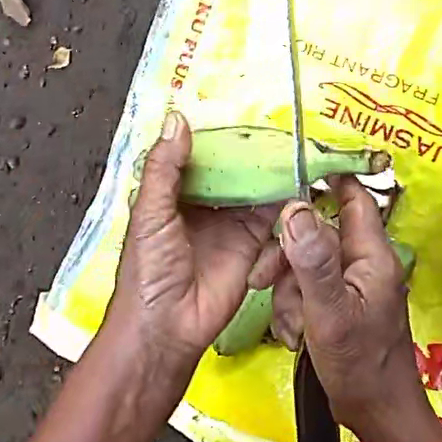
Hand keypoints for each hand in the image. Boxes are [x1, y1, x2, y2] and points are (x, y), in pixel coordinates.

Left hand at [104, 111, 284, 364]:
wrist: (167, 326)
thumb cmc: (148, 272)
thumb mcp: (150, 213)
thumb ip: (164, 168)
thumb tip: (176, 121)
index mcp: (172, 195)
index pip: (197, 157)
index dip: (214, 138)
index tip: (235, 115)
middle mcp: (203, 207)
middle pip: (231, 171)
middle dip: (248, 153)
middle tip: (271, 127)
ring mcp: (228, 225)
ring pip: (253, 189)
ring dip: (268, 172)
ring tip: (288, 148)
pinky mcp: (251, 245)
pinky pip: (270, 217)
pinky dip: (282, 202)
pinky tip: (294, 182)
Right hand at [272, 176, 425, 436]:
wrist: (376, 416)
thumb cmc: (361, 366)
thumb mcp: (330, 312)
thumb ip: (313, 261)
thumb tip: (295, 210)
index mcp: (371, 255)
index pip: (352, 196)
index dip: (324, 180)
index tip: (286, 177)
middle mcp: (362, 262)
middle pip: (315, 234)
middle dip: (286, 257)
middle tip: (263, 280)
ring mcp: (350, 284)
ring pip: (304, 263)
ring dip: (287, 291)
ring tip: (291, 325)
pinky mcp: (338, 303)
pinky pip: (305, 289)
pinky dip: (293, 308)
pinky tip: (294, 334)